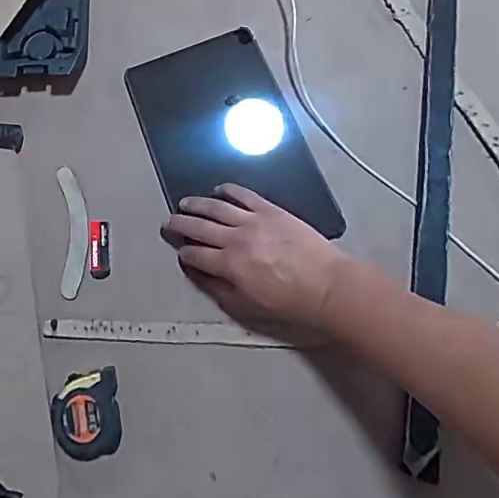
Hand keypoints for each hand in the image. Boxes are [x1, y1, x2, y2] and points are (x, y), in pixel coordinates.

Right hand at [164, 183, 349, 332]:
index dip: (185, 253)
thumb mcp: (249, 308)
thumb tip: (200, 274)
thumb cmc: (292, 303)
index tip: (180, 251)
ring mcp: (254, 221)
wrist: (328, 287)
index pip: (196, 255)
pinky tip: (219, 189)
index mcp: (230, 265)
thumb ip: (219, 289)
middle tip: (170, 221)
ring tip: (186, 202)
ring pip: (217, 207)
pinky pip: (244, 195)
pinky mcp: (271, 210)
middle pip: (200, 227)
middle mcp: (237, 239)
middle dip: (181, 223)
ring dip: (198, 203)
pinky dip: (229, 190)